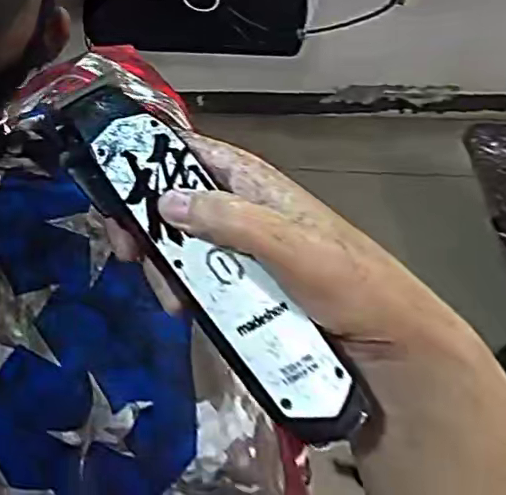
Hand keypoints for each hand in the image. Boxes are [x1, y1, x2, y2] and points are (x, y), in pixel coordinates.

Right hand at [105, 133, 469, 365]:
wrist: (394, 356)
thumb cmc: (353, 284)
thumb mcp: (294, 246)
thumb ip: (232, 219)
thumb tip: (166, 201)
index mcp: (244, 178)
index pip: (181, 148)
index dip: (142, 155)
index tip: (111, 179)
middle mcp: (230, 206)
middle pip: (164, 197)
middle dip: (142, 221)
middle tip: (128, 247)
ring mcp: (229, 247)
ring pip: (172, 240)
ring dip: (159, 263)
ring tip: (169, 294)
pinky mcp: (231, 285)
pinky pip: (188, 276)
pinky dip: (176, 288)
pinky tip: (180, 307)